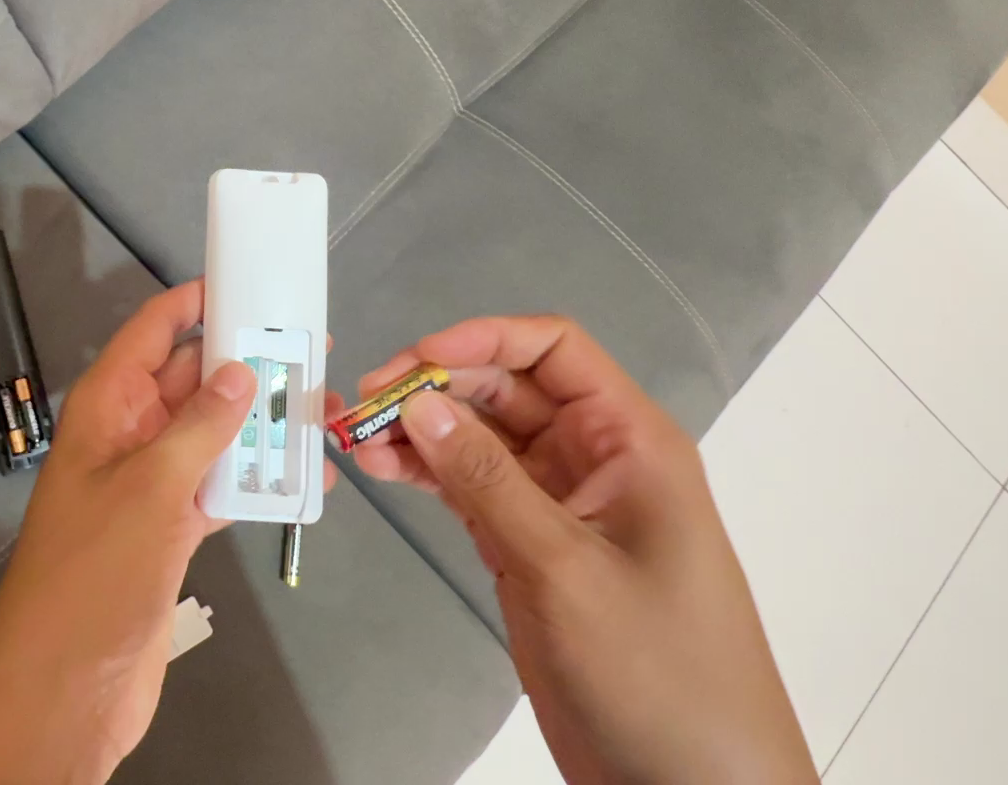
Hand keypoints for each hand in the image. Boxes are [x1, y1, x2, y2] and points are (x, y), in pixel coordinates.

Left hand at [0, 282, 338, 784]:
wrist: (67, 686)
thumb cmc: (95, 573)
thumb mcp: (149, 489)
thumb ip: (199, 428)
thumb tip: (241, 372)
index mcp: (107, 406)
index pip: (152, 332)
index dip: (194, 302)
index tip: (250, 286)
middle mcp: (128, 432)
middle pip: (190, 379)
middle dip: (246, 364)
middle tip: (314, 353)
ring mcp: (150, 481)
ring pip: (210, 432)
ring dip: (259, 424)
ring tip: (321, 411)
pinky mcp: (169, 526)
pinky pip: (218, 484)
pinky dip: (254, 479)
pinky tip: (303, 478)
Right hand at [354, 317, 813, 784]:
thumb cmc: (653, 669)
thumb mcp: (564, 565)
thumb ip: (485, 478)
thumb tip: (416, 402)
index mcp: (626, 440)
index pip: (553, 349)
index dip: (482, 339)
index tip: (414, 362)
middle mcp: (587, 456)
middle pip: (501, 388)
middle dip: (432, 386)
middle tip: (364, 404)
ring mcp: (550, 499)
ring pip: (473, 435)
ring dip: (416, 429)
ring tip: (354, 439)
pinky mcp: (521, 538)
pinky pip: (463, 482)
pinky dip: (421, 470)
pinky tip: (379, 468)